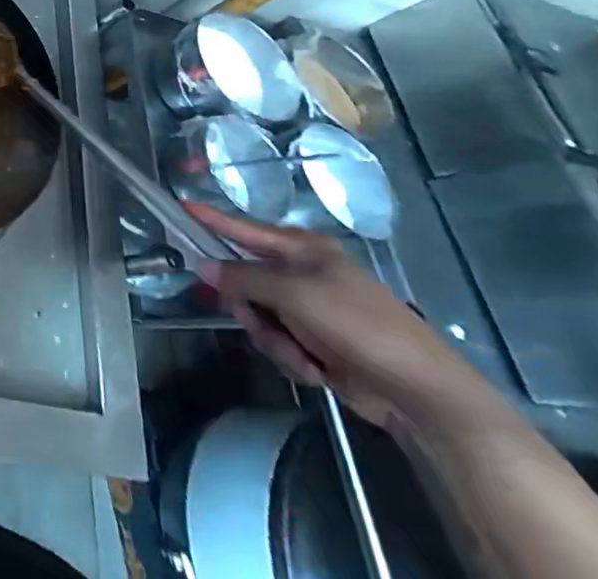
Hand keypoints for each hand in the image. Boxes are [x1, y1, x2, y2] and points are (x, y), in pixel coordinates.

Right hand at [192, 206, 486, 430]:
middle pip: (244, 281)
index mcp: (303, 250)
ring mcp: (308, 310)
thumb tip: (204, 265)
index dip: (212, 221)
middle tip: (254, 318)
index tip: (181, 209)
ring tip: (301, 353)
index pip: (244, 229)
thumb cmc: (357, 324)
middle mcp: (302, 274)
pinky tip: (317, 368)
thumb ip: (243, 277)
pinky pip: (277, 342)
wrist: (415, 389)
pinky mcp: (314, 342)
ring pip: (257, 316)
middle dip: (249, 307)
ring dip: (272, 338)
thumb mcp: (293, 295)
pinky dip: (292, 358)